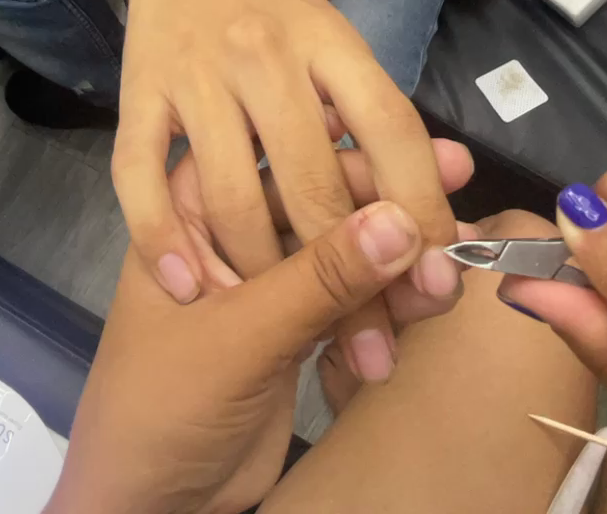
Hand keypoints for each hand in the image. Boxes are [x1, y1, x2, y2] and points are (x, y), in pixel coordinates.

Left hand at [49, 139, 472, 513]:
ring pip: (340, 245)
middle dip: (381, 198)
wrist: (154, 508)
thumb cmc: (164, 406)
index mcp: (193, 208)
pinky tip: (431, 293)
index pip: (268, 150)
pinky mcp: (296, 323)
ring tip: (452, 259)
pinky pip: (351, 295)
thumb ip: (319, 280)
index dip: (336, 136)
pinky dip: (390, 297)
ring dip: (396, 253)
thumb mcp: (239, 337)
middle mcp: (231, 229)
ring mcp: (266, 277)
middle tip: (452, 182)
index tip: (402, 130)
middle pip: (314, 192)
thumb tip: (402, 219)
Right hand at [111, 0, 457, 382]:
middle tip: (372, 353)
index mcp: (327, 39)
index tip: (435, 284)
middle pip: (313, 182)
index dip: (422, 213)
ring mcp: (193, 76)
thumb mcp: (337, 44)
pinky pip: (139, 179)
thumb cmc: (274, 3)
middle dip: (351, 284)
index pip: (391, 130)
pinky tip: (190, 288)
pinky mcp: (136, 96)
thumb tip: (437, 204)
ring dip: (260, 276)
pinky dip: (161, 240)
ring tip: (287, 336)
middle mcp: (261, 54)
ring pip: (231, 196)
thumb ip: (376, 119)